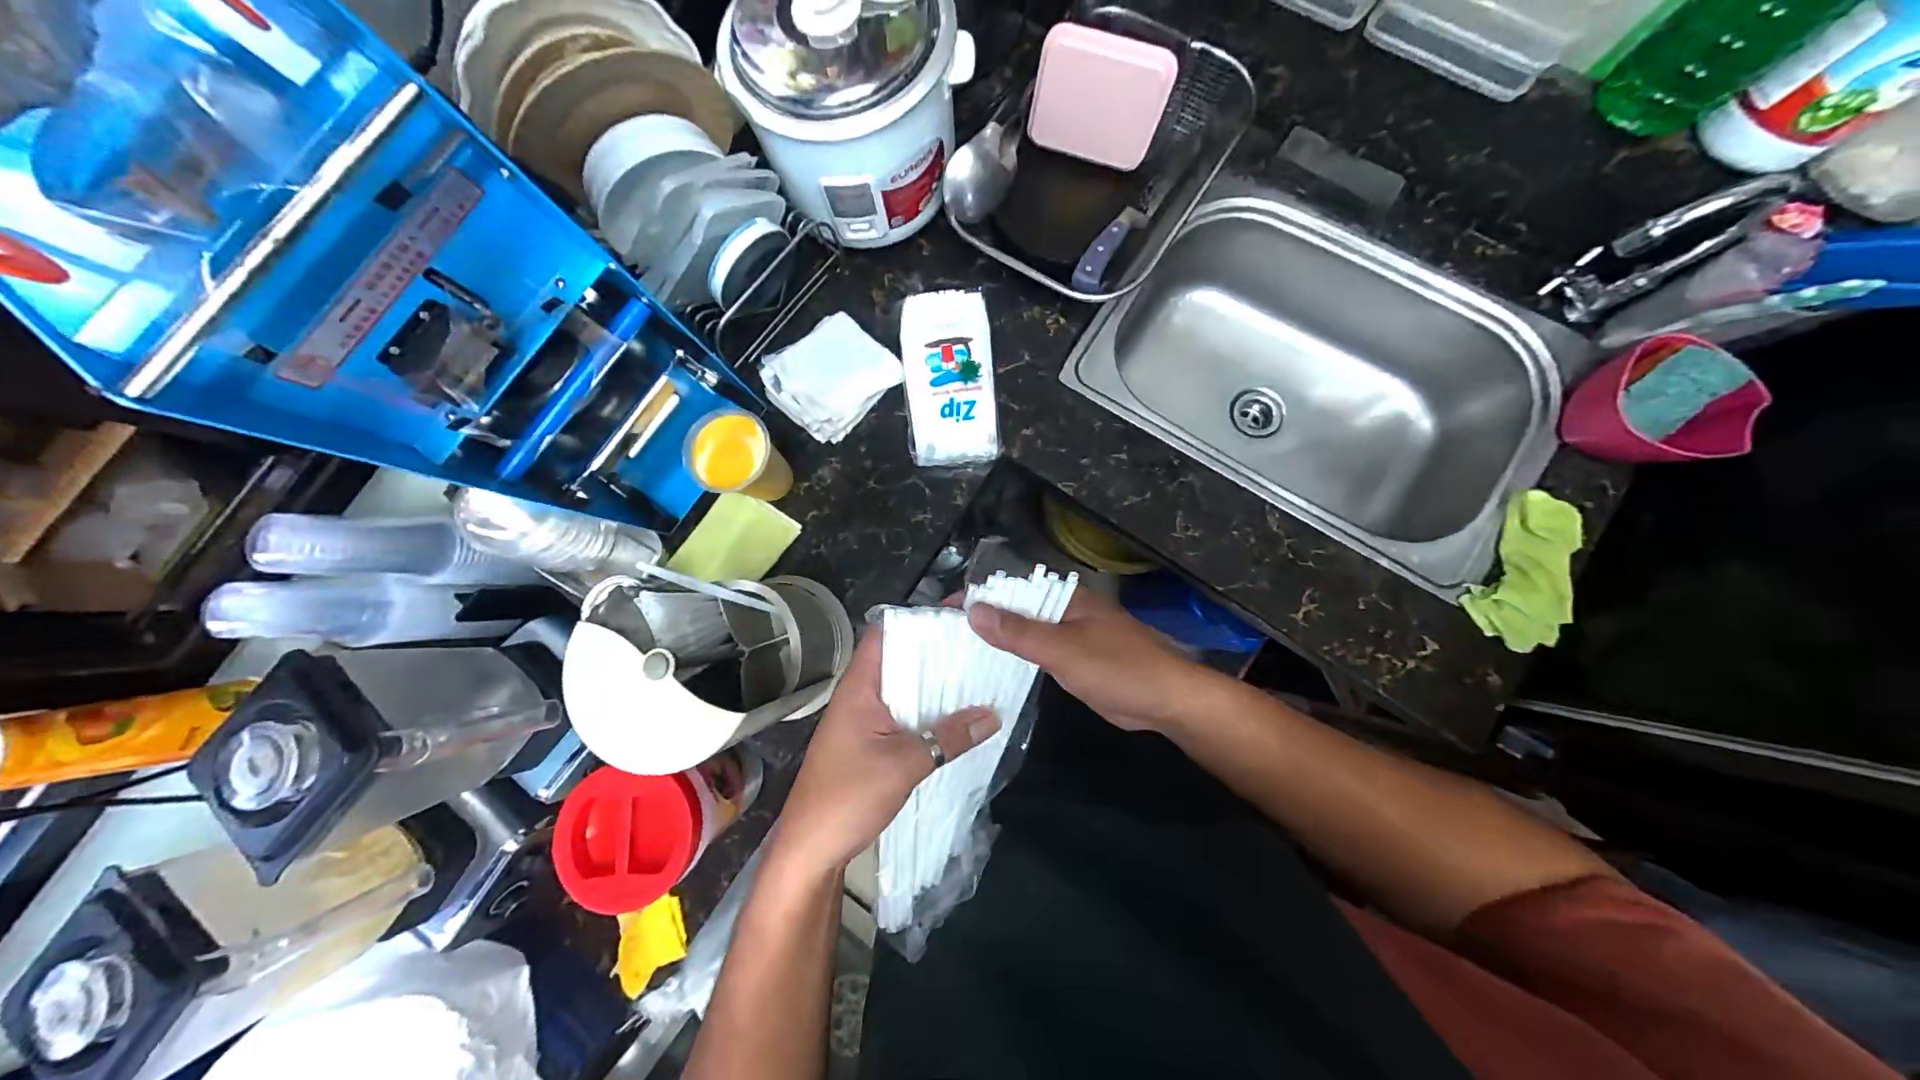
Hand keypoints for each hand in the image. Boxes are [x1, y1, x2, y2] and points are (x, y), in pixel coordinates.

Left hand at [771, 628, 1001, 875]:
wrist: (810, 850)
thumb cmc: (847, 797)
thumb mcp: (903, 765)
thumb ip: (947, 738)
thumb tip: (992, 715)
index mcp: (859, 688)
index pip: (886, 635)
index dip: (919, 619)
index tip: (958, 614)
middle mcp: (861, 697)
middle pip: (901, 660)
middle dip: (937, 651)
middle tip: (980, 642)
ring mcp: (865, 721)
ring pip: (905, 690)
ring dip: (936, 684)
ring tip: (979, 672)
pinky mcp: (871, 744)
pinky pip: (905, 715)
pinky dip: (930, 711)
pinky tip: (959, 715)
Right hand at [968, 588, 1223, 732]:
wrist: (1168, 700)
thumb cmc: (1118, 668)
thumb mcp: (1063, 649)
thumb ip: (1019, 632)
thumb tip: (974, 610)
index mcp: (1065, 599)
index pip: (1011, 589)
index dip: (977, 597)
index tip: (943, 610)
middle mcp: (1067, 612)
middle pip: (1017, 609)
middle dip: (983, 618)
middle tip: (944, 635)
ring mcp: (1073, 637)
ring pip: (1028, 632)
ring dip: (1000, 639)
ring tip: (960, 651)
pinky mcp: (1078, 662)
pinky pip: (1040, 653)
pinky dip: (1018, 657)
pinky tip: (997, 670)